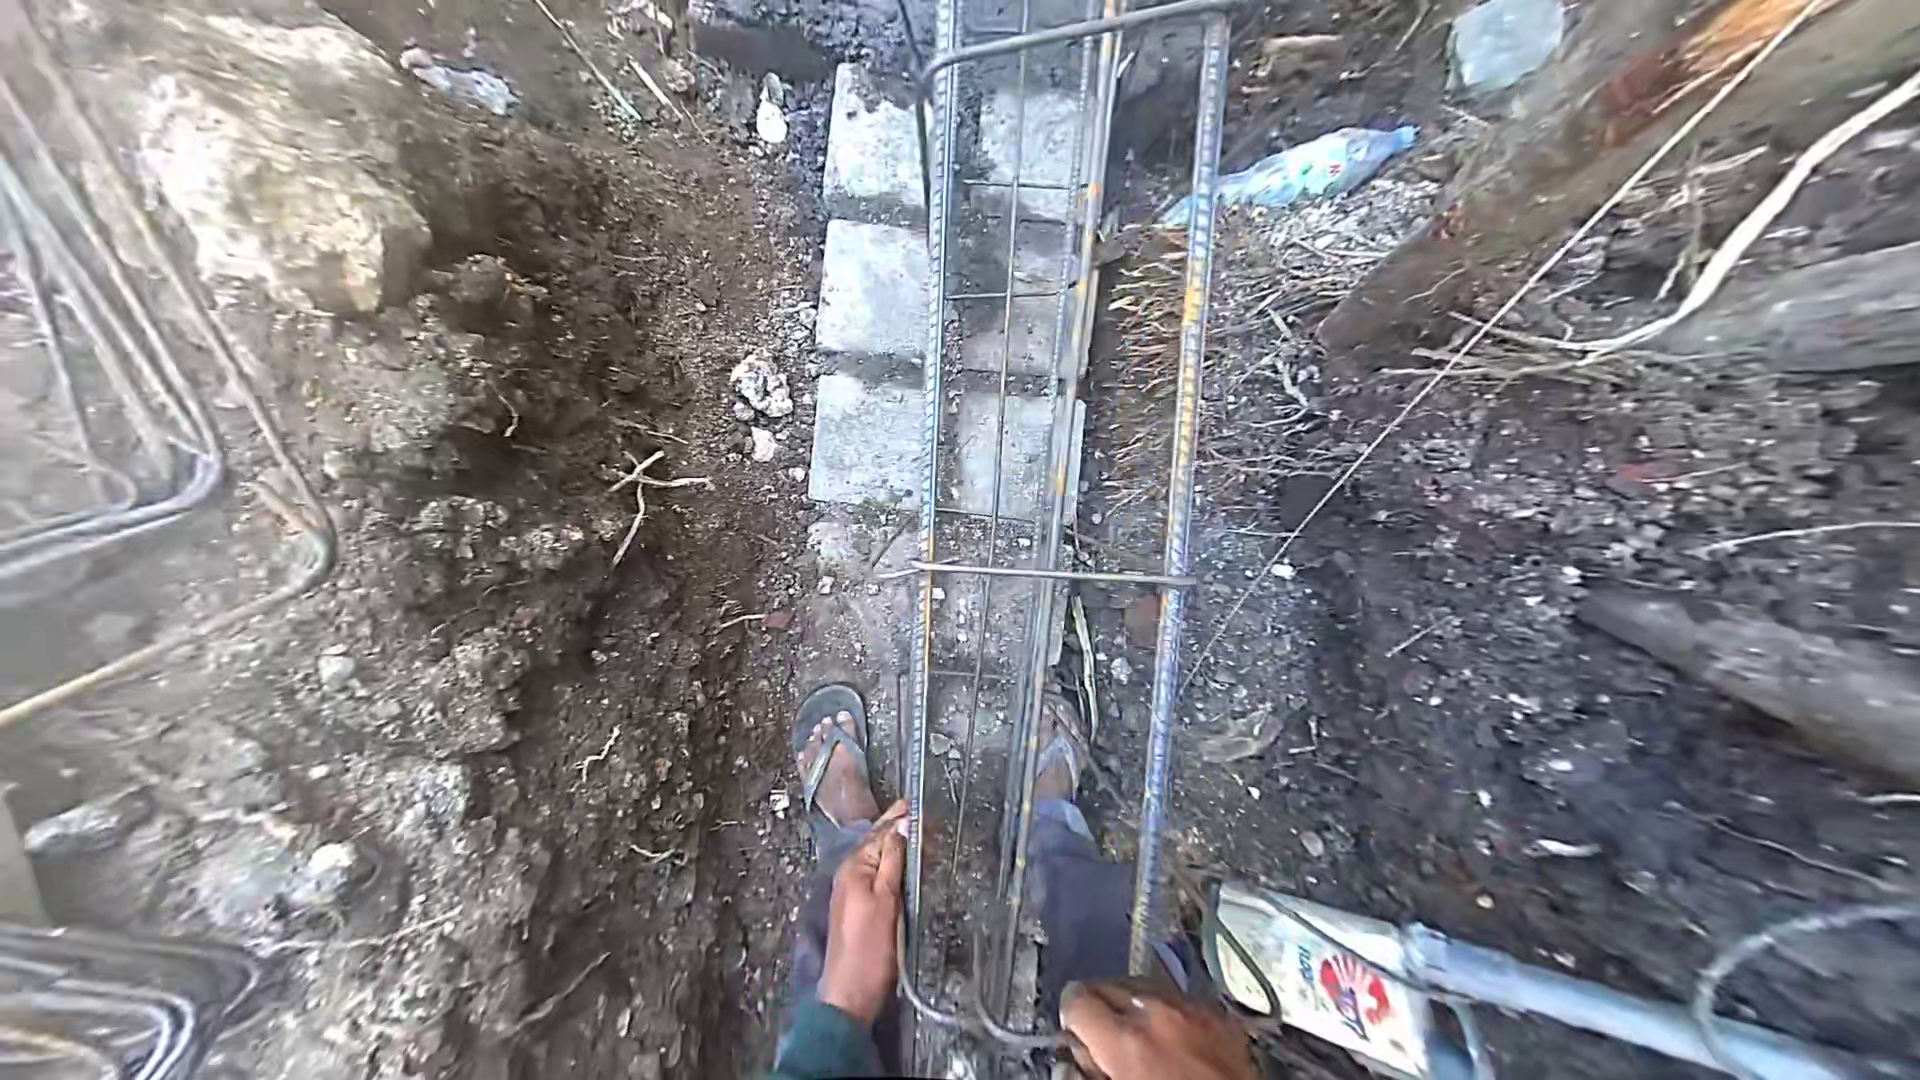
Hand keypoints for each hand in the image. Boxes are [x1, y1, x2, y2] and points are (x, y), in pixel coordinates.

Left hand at [819, 799, 909, 1025]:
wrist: (850, 998)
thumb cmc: (870, 949)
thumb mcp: (886, 899)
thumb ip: (893, 860)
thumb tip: (902, 824)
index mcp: (854, 866)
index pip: (881, 832)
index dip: (902, 818)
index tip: (922, 803)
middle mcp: (850, 872)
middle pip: (879, 843)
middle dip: (901, 829)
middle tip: (929, 819)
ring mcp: (853, 890)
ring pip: (881, 859)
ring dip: (901, 847)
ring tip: (926, 836)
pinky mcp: (861, 907)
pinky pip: (880, 875)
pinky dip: (896, 867)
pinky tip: (911, 866)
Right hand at [1060, 979, 1257, 1079]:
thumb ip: (1088, 1075)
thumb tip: (1072, 1057)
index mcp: (1126, 1040)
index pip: (1076, 999)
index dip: (1074, 1022)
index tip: (1082, 1042)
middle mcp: (1154, 1010)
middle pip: (1104, 985)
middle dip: (1101, 1011)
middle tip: (1110, 1046)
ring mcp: (1190, 1007)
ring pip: (1139, 984)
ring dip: (1133, 1007)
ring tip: (1144, 1043)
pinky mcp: (1218, 1015)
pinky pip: (1176, 998)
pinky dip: (1167, 1014)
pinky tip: (1176, 1044)